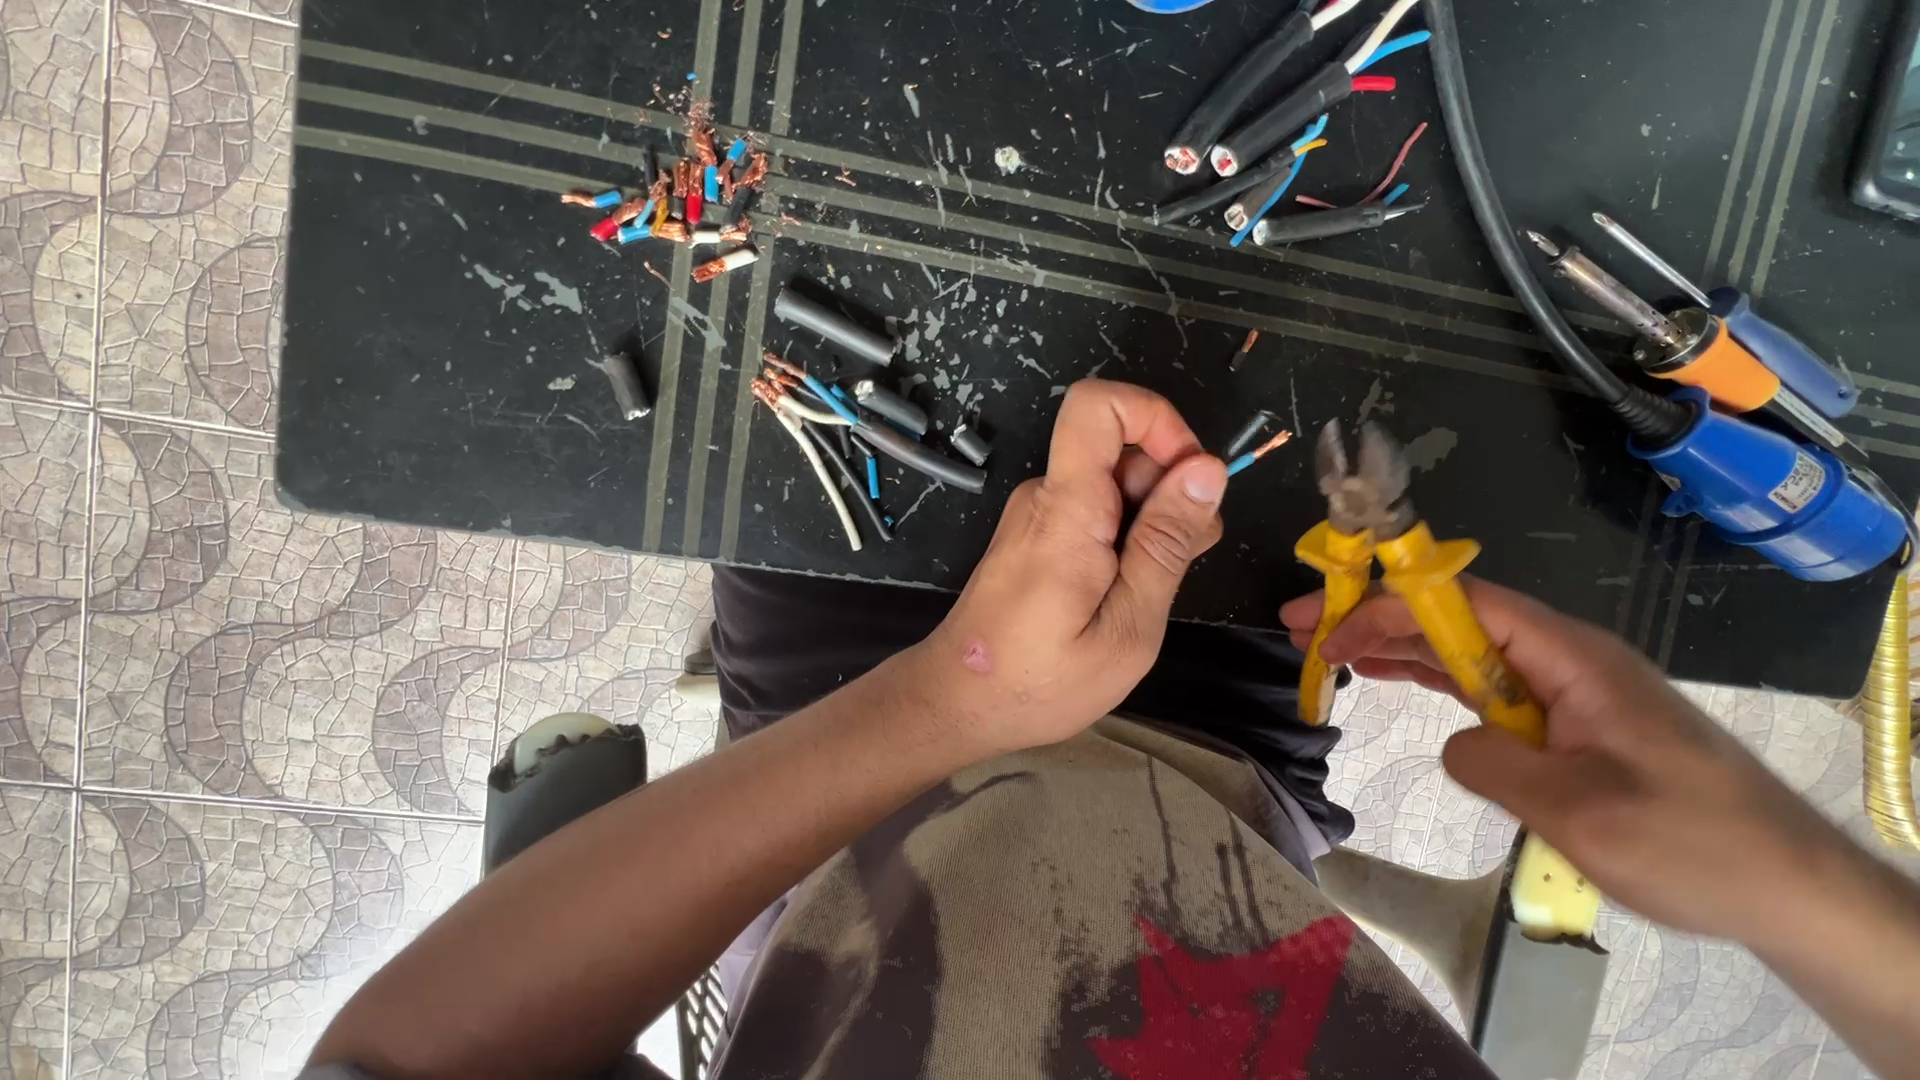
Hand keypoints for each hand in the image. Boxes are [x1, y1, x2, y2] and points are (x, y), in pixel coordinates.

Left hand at [908, 379, 1225, 757]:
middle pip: (1122, 450)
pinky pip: (1095, 512)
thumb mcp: (1127, 627)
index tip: (1190, 476)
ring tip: (1144, 594)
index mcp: (1066, 508)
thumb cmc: (1042, 681)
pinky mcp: (1036, 533)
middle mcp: (1045, 495)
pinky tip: (1120, 593)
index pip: (1096, 404)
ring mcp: (1038, 513)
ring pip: (1116, 486)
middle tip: (1175, 567)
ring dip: (1151, 526)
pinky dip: (1124, 541)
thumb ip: (1166, 544)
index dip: (1155, 417)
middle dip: (1170, 494)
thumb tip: (1206, 468)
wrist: (960, 702)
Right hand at [1280, 580, 1862, 944]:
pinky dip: (1426, 677)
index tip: (1329, 631)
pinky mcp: (1559, 718)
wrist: (1787, 888)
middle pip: (1451, 618)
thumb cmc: (1691, 841)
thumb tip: (1453, 742)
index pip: (1462, 605)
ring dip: (1392, 646)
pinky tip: (1384, 675)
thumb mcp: (1578, 810)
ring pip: (1458, 648)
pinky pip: (1478, 683)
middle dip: (1373, 618)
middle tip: (1301, 630)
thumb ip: (1490, 760)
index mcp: (1569, 657)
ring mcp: (1559, 687)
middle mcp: (1561, 658)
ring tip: (1324, 648)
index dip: (1387, 607)